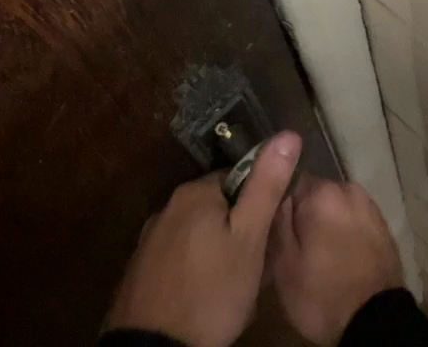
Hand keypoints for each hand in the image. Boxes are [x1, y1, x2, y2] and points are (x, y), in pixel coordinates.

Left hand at [104, 131, 302, 346]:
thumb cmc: (212, 289)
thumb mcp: (250, 238)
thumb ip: (267, 186)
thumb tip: (288, 133)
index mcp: (194, 192)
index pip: (238, 178)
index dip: (258, 204)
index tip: (266, 234)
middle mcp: (165, 208)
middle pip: (217, 206)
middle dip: (236, 229)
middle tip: (252, 262)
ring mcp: (148, 241)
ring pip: (196, 234)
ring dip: (214, 250)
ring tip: (230, 283)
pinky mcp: (139, 273)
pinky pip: (178, 259)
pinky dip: (193, 270)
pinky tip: (203, 295)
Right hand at [270, 176, 405, 343]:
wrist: (375, 320)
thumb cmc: (321, 293)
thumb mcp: (284, 264)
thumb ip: (277, 220)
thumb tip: (275, 191)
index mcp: (321, 193)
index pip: (290, 180)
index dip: (279, 203)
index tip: (274, 226)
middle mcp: (348, 188)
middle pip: (314, 193)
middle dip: (304, 213)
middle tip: (295, 245)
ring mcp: (369, 205)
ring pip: (335, 206)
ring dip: (326, 221)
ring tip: (317, 253)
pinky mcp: (383, 224)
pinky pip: (354, 218)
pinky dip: (345, 230)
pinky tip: (339, 255)